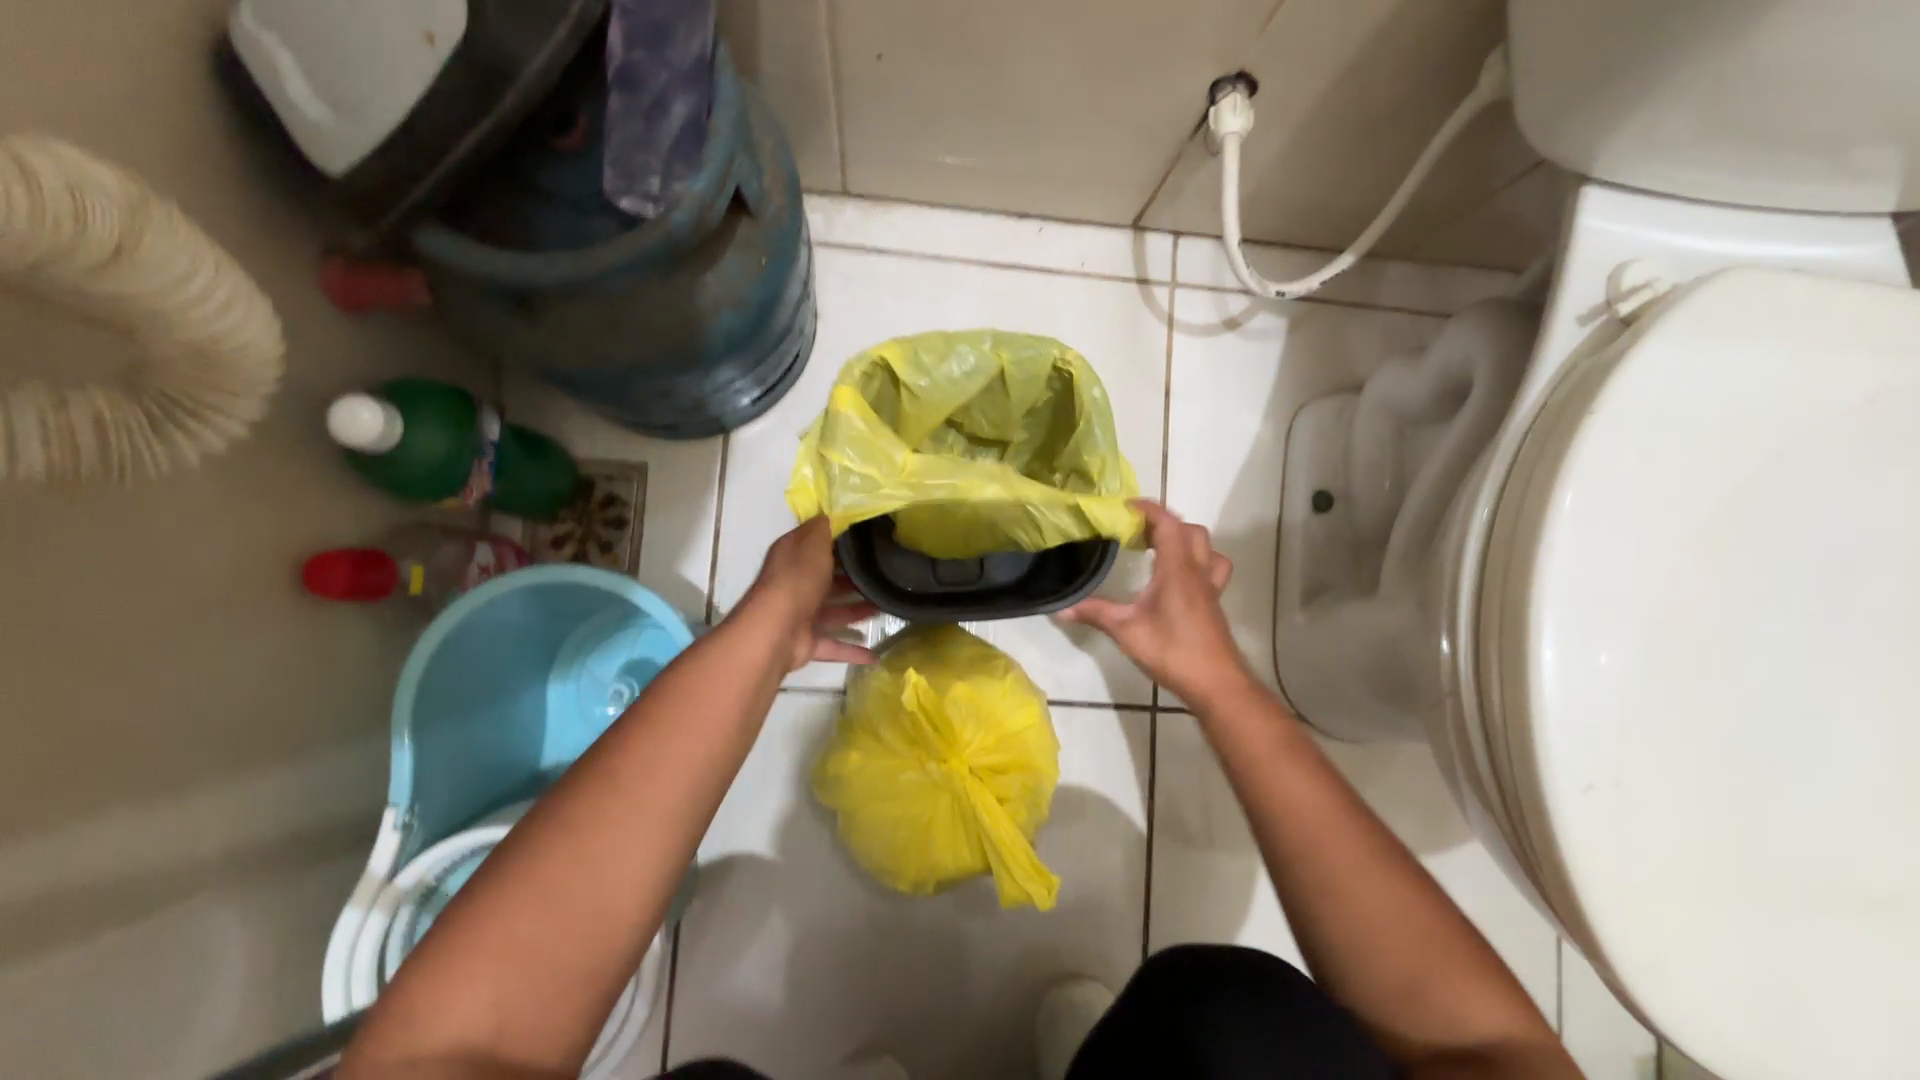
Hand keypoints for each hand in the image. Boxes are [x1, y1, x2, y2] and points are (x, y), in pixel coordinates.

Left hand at [737, 516, 879, 671]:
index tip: (870, 538)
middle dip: (853, 579)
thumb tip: (833, 510)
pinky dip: (852, 650)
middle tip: (885, 575)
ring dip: (857, 611)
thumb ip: (824, 528)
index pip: (816, 544)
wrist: (776, 630)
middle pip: (828, 580)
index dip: (840, 541)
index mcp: (793, 558)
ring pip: (833, 611)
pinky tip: (875, 655)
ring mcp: (800, 615)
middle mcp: (795, 585)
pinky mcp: (807, 642)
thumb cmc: (797, 580)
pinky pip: (834, 645)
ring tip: (886, 607)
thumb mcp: (813, 544)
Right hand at [1057, 500, 1253, 703]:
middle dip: (1166, 523)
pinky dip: (1197, 563)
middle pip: (1191, 531)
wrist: (1216, 683)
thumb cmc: (1172, 651)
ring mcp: (1210, 589)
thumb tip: (1061, 608)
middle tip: (1139, 532)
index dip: (1149, 509)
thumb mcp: (1126, 631)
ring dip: (1186, 541)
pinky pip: (1211, 570)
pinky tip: (1177, 581)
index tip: (1127, 506)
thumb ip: (1095, 614)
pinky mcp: (1214, 605)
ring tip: (1161, 551)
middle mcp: (1198, 572)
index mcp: (1177, 570)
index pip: (1168, 524)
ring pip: (1207, 549)